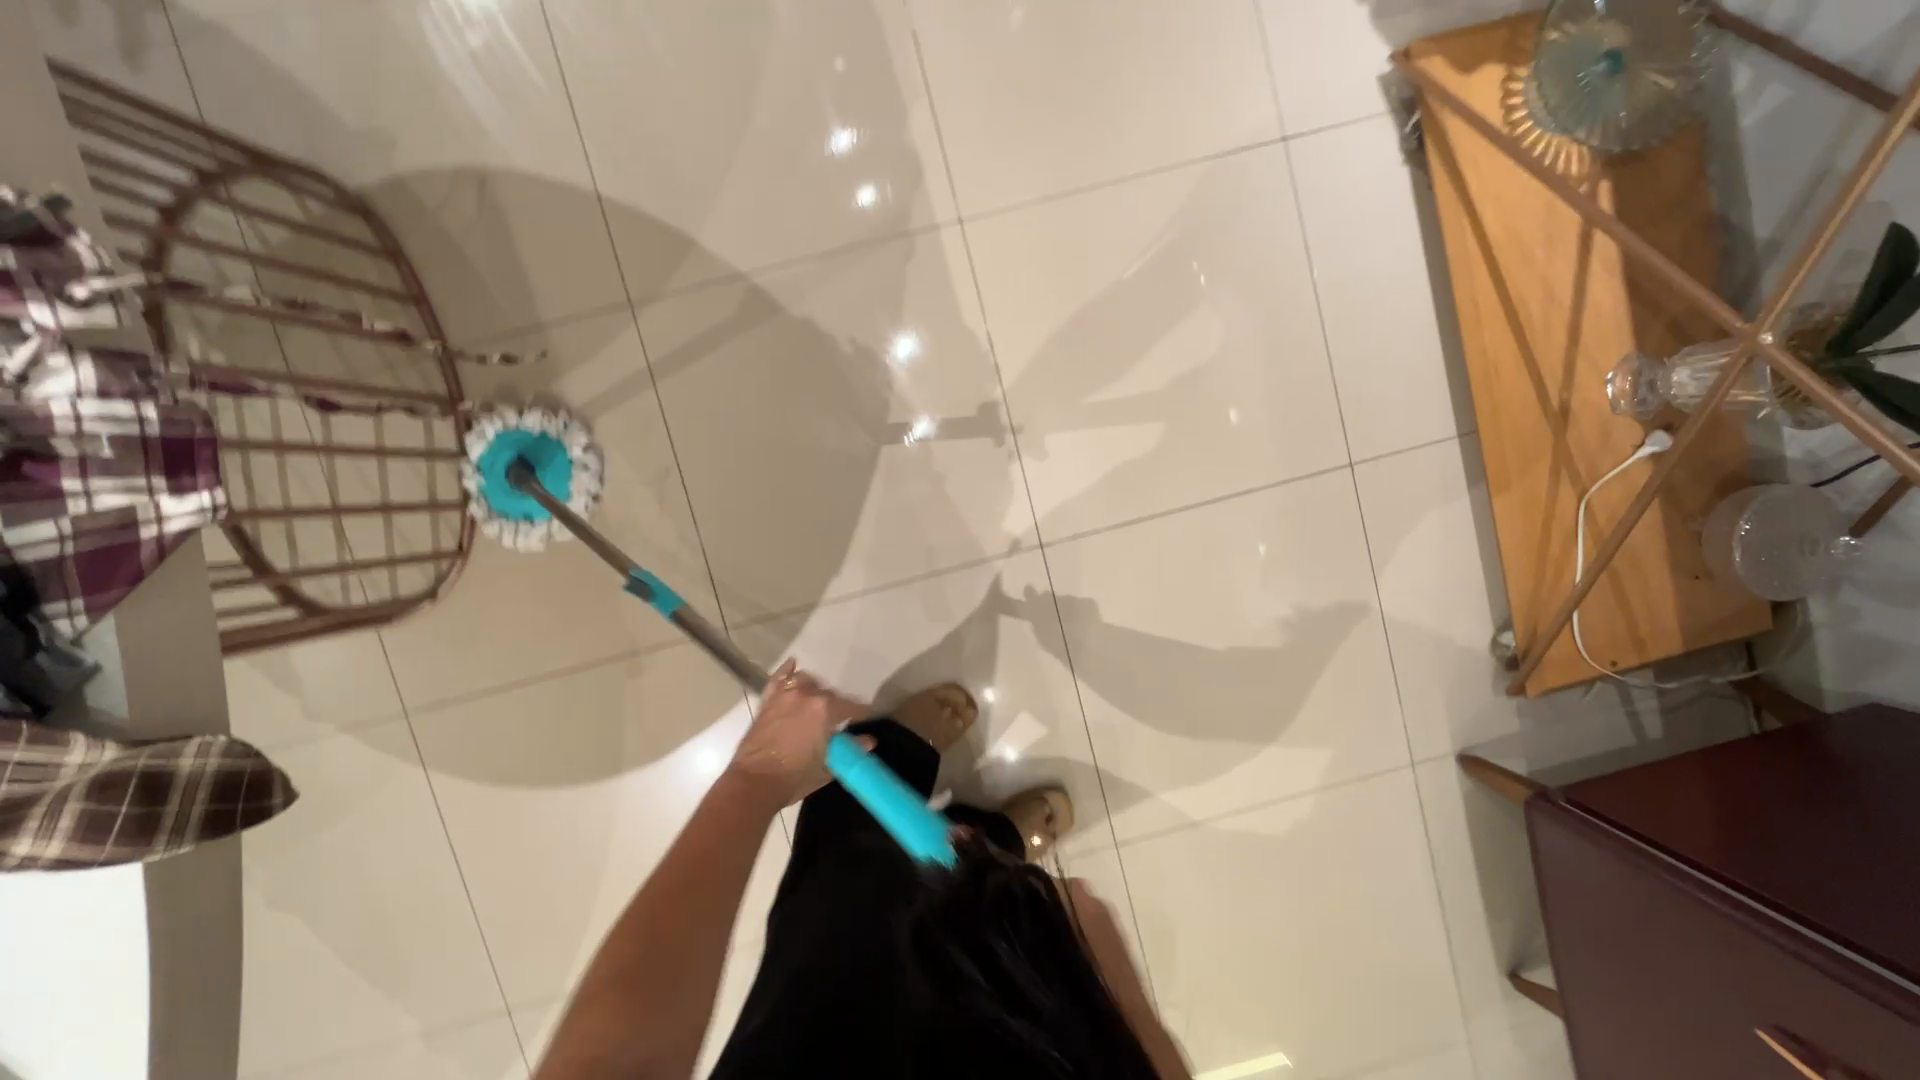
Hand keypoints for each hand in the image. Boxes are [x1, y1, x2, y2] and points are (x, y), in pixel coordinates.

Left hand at [725, 659, 868, 807]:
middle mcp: (807, 695)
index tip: (865, 719)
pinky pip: (778, 679)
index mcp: (826, 710)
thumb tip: (869, 741)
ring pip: (806, 681)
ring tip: (816, 701)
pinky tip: (792, 664)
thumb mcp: (828, 767)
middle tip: (838, 721)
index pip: (851, 706)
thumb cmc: (795, 777)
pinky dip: (786, 671)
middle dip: (836, 705)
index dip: (860, 713)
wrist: (755, 782)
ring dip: (814, 689)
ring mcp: (784, 695)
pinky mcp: (767, 701)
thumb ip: (851, 749)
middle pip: (829, 694)